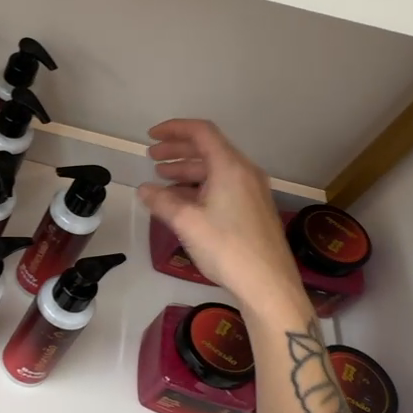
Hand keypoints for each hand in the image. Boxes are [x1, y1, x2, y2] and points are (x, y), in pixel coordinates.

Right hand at [138, 119, 309, 323]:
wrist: (268, 283)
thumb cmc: (227, 248)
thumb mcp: (186, 223)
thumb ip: (162, 201)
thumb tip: (144, 190)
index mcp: (230, 167)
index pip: (201, 132)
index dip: (174, 129)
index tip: (151, 135)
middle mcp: (244, 173)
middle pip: (208, 149)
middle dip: (177, 150)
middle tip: (151, 157)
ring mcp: (252, 191)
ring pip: (215, 169)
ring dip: (187, 170)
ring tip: (162, 179)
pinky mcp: (253, 209)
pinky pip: (223, 185)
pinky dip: (199, 186)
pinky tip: (182, 201)